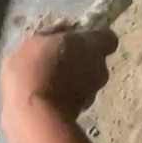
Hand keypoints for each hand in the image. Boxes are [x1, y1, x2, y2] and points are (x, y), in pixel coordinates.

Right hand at [1, 27, 118, 122]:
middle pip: (96, 60)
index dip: (95, 37)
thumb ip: (52, 34)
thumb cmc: (33, 69)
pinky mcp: (82, 111)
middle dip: (80, 60)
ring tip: (47, 81)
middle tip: (56, 60)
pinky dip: (66, 96)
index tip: (78, 39)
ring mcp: (93, 92)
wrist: (33, 114)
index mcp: (92, 45)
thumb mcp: (34, 41)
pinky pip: (76, 97)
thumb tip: (64, 28)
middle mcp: (100, 68)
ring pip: (86, 80)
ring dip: (73, 79)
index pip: (109, 38)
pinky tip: (45, 97)